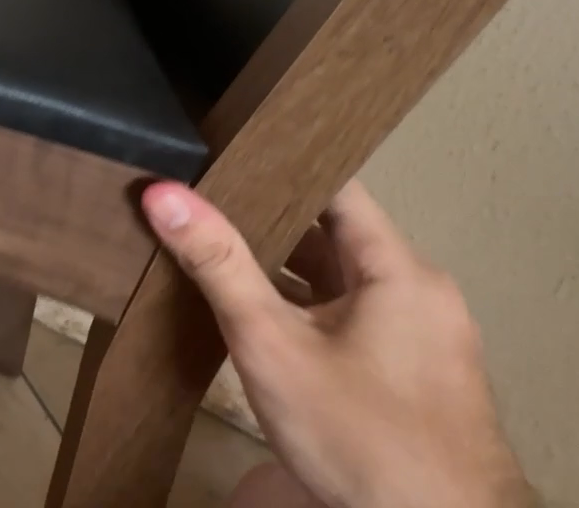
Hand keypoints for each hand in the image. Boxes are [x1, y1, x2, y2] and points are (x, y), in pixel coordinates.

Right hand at [140, 180, 532, 507]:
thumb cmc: (357, 432)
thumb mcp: (271, 342)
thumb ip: (217, 263)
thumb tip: (162, 192)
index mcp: (401, 272)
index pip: (334, 186)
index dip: (274, 161)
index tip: (213, 146)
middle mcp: (416, 293)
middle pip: (327, 230)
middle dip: (259, 213)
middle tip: (190, 191)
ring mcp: (412, 334)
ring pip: (331, 273)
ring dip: (272, 260)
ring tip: (202, 236)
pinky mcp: (400, 368)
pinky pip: (339, 309)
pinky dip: (292, 298)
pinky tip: (240, 300)